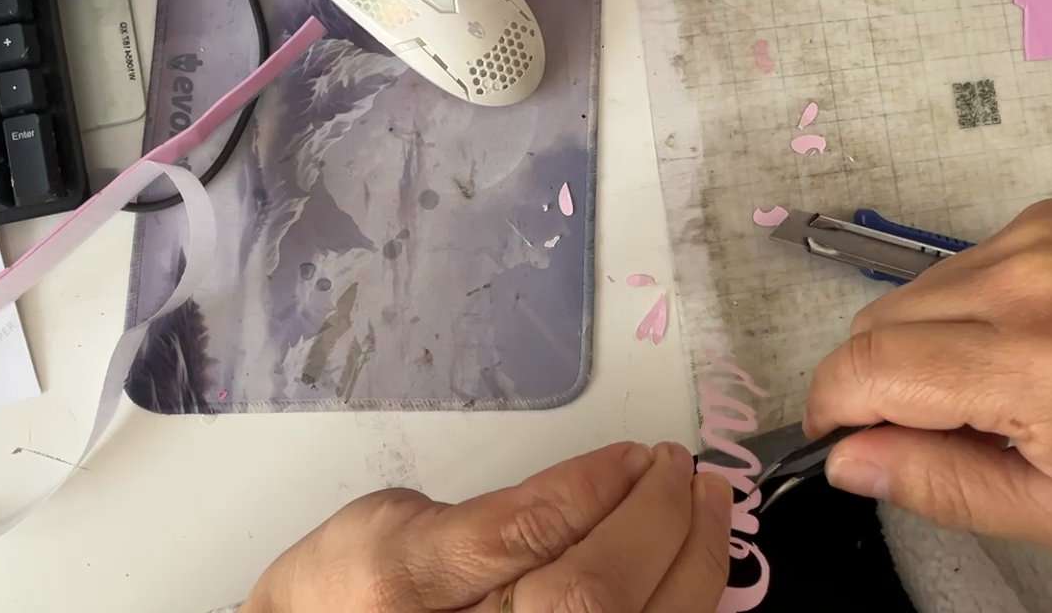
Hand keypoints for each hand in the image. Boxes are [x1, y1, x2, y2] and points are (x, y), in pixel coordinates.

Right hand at [244, 441, 733, 612]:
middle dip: (653, 519)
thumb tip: (588, 488)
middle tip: (678, 465)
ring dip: (686, 564)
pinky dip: (676, 610)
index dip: (596, 486)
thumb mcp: (392, 521)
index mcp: (415, 586)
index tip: (636, 452)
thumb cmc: (345, 589)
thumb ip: (484, 512)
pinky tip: (696, 568)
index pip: (532, 532)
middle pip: (591, 594)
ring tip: (706, 503)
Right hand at [803, 199, 1051, 589]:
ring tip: (989, 387)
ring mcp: (1039, 236)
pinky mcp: (1047, 216)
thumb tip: (844, 457)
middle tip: (933, 429)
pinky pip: (953, 268)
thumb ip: (940, 485)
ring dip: (919, 344)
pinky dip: (957, 310)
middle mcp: (1029, 281)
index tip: (832, 436)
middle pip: (878, 320)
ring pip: (910, 293)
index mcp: (1039, 367)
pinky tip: (1017, 341)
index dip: (832, 402)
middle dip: (878, 380)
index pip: (872, 364)